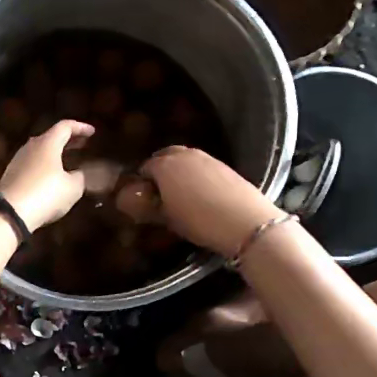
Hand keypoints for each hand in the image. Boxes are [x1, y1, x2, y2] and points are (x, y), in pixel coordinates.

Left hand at [0, 120, 97, 228]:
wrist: (10, 213)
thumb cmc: (46, 195)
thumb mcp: (72, 188)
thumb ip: (80, 177)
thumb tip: (80, 174)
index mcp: (47, 143)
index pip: (65, 126)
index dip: (80, 128)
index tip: (91, 132)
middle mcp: (31, 147)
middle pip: (51, 136)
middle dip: (68, 139)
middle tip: (81, 144)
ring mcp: (18, 160)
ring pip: (39, 150)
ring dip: (55, 152)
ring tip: (67, 159)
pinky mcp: (11, 175)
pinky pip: (32, 163)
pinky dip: (45, 164)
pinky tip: (50, 176)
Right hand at [119, 146, 283, 255]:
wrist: (245, 221)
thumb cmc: (200, 221)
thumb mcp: (168, 219)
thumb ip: (148, 207)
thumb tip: (131, 202)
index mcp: (164, 165)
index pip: (145, 168)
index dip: (142, 183)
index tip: (143, 198)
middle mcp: (184, 155)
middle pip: (166, 157)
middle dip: (160, 171)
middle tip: (160, 193)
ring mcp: (207, 157)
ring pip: (186, 160)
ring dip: (180, 172)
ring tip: (181, 194)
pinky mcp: (225, 165)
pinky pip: (203, 166)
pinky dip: (197, 175)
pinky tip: (202, 194)